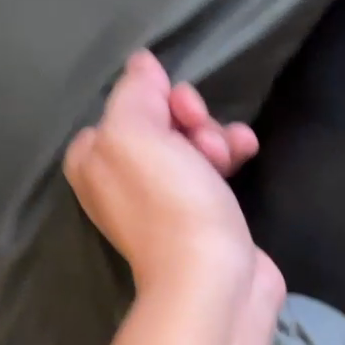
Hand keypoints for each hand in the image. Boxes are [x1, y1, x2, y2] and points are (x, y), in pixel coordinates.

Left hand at [63, 51, 265, 302]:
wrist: (213, 280)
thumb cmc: (169, 204)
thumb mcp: (135, 131)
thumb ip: (135, 91)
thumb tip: (144, 64)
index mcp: (95, 158)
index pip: (128, 107)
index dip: (159, 100)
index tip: (184, 113)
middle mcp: (126, 179)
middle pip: (164, 125)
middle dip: (194, 121)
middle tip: (208, 141)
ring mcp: (169, 202)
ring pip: (195, 147)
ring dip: (218, 137)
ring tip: (237, 151)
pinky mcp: (208, 220)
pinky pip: (217, 173)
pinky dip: (232, 157)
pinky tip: (249, 152)